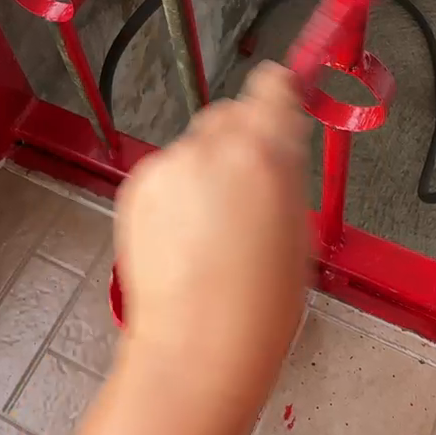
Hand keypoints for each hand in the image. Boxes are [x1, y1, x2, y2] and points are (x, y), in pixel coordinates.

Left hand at [112, 62, 312, 417]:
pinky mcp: (137, 186)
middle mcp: (212, 148)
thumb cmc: (258, 307)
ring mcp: (169, 166)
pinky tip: (186, 234)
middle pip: (231, 114)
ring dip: (207, 168)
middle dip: (242, 139)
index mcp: (265, 154)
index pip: (271, 86)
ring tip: (213, 225)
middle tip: (248, 187)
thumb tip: (279, 141)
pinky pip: (167, 171)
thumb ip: (285, 170)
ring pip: (196, 144)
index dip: (277, 94)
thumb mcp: (298, 229)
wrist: (195, 348)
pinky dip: (177, 191)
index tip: (280, 99)